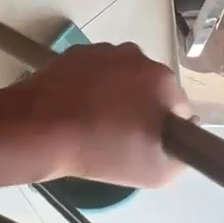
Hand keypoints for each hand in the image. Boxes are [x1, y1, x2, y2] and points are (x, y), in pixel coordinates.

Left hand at [9, 42, 193, 188]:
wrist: (40, 129)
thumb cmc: (103, 149)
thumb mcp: (157, 172)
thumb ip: (182, 155)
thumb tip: (183, 135)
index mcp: (162, 79)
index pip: (178, 108)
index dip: (166, 130)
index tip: (148, 144)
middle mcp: (136, 55)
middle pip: (149, 88)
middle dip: (142, 108)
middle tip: (123, 137)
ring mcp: (102, 50)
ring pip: (121, 78)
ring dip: (116, 95)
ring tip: (96, 123)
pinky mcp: (74, 53)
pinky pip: (94, 72)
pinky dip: (91, 86)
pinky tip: (78, 109)